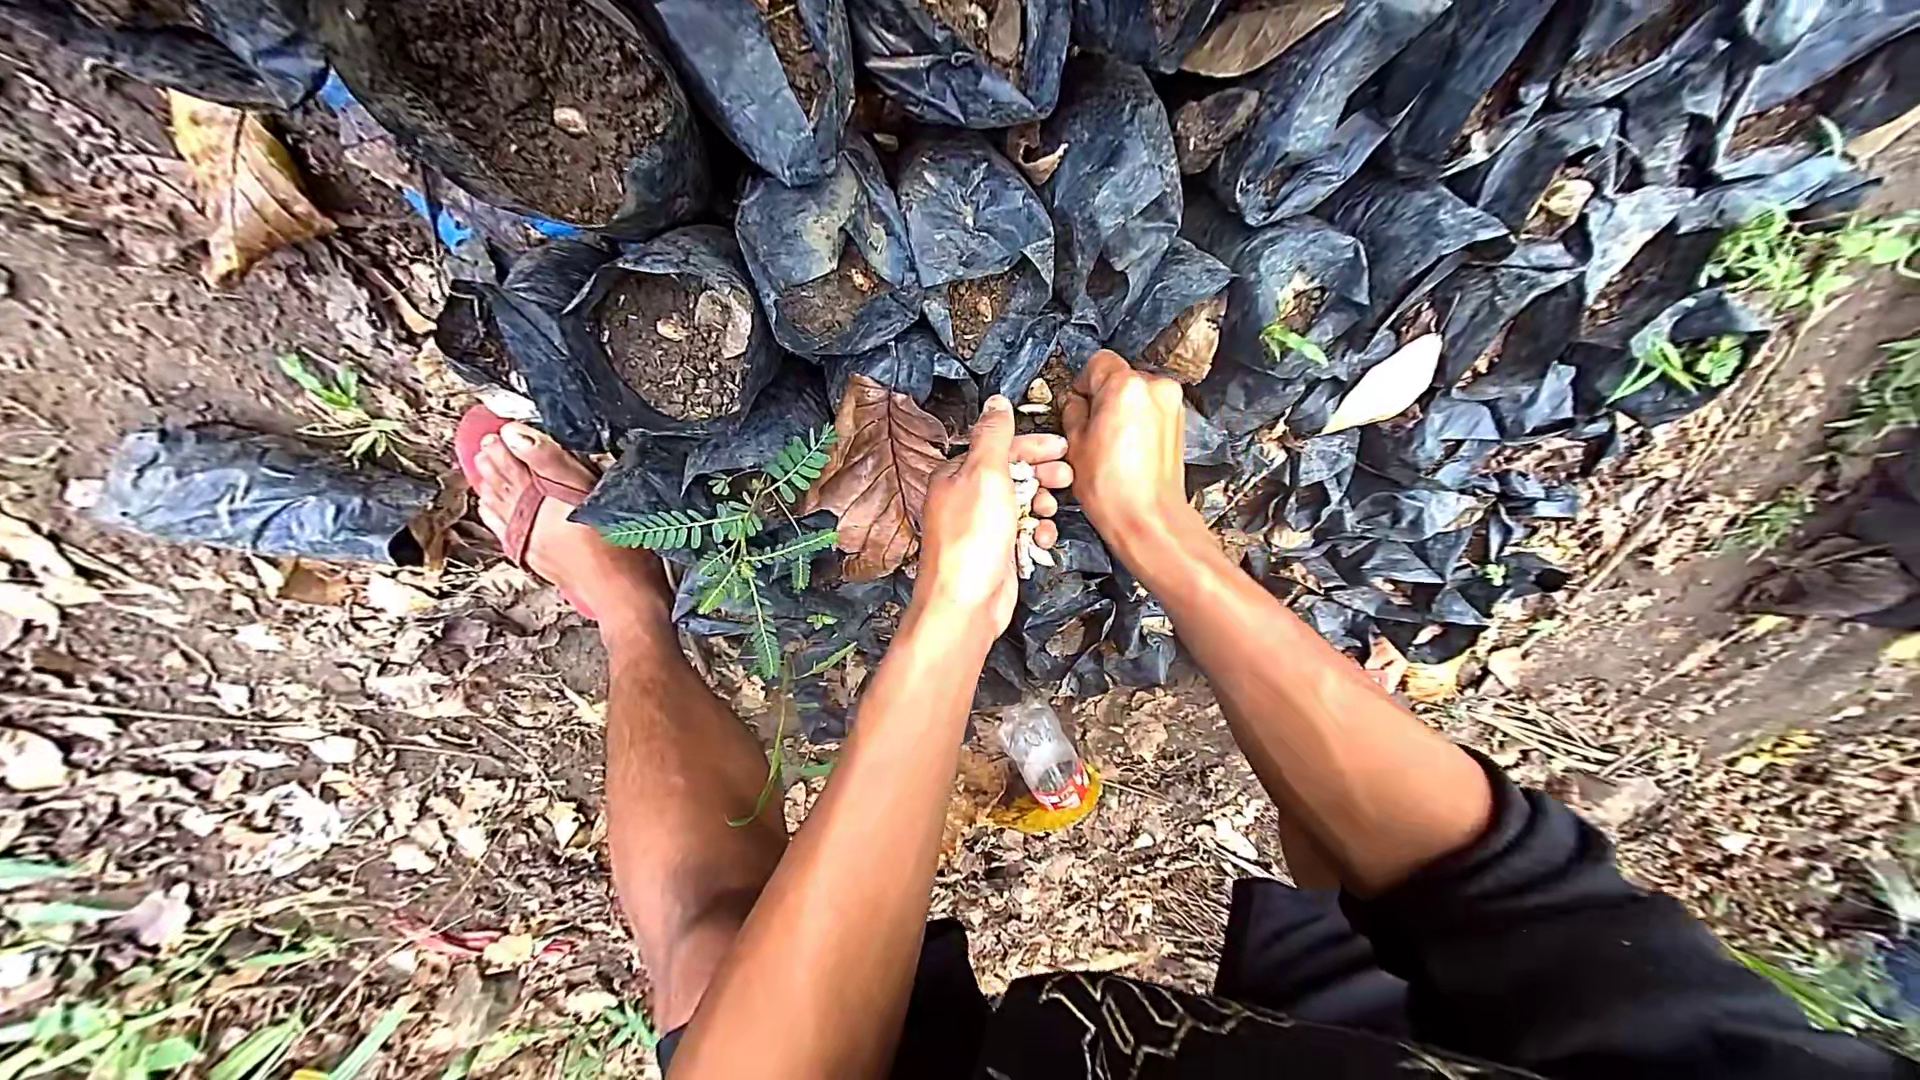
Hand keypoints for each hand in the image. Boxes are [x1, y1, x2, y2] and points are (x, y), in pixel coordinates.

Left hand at [913, 396, 1071, 636]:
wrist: (966, 603)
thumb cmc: (970, 541)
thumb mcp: (984, 474)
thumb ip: (994, 436)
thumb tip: (996, 402)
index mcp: (957, 474)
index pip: (1000, 447)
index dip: (1033, 446)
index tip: (1061, 448)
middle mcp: (967, 498)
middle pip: (1014, 474)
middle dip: (1042, 475)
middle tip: (1064, 478)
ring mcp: (983, 526)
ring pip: (1023, 504)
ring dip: (1042, 505)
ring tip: (1049, 512)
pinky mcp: (997, 550)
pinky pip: (1024, 532)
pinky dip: (1037, 533)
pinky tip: (1041, 539)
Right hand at [1062, 351, 1190, 549]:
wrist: (1148, 518)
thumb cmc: (1114, 490)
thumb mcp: (1074, 445)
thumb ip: (1073, 411)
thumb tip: (1076, 402)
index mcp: (1125, 387)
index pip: (1098, 362)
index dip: (1082, 384)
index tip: (1078, 403)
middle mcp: (1155, 389)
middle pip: (1119, 377)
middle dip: (1102, 398)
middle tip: (1090, 429)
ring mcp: (1171, 405)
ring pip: (1136, 394)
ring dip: (1121, 411)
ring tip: (1110, 445)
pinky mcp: (1178, 423)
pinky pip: (1150, 411)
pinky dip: (1138, 423)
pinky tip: (1127, 450)